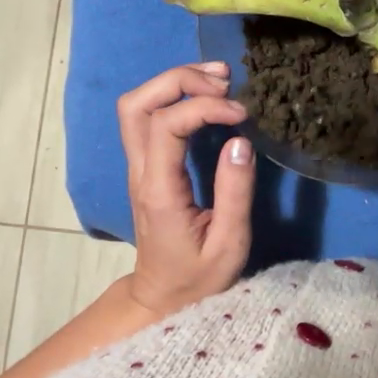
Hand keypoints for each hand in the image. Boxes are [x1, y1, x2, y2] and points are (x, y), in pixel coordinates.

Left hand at [117, 62, 255, 317]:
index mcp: (159, 191)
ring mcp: (138, 168)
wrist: (164, 297)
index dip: (204, 107)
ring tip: (219, 80)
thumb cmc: (200, 277)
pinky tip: (209, 98)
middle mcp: (140, 172)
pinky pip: (148, 118)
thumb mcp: (230, 243)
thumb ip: (234, 192)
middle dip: (179, 80)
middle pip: (137, 103)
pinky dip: (175, 97)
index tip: (242, 115)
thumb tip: (240, 140)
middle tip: (225, 81)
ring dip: (173, 84)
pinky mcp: (147, 167)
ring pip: (135, 106)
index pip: (166, 125)